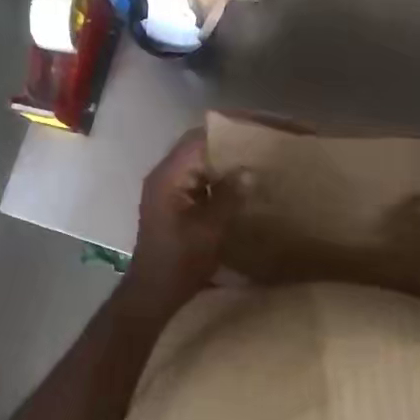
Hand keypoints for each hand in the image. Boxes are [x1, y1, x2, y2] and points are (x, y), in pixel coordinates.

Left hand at [124, 129, 244, 307]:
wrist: (154, 291)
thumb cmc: (179, 262)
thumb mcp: (209, 230)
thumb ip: (229, 196)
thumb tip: (248, 170)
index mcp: (169, 176)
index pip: (200, 137)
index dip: (231, 129)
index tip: (261, 127)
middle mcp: (165, 175)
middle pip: (200, 144)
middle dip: (232, 141)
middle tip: (265, 140)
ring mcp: (168, 188)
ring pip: (200, 160)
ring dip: (227, 158)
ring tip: (260, 156)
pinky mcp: (174, 201)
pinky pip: (199, 177)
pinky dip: (220, 176)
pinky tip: (244, 181)